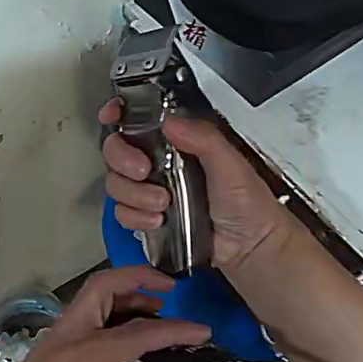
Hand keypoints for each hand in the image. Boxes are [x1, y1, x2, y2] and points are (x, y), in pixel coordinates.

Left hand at [0, 267, 210, 361]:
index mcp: (81, 356)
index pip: (138, 332)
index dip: (175, 330)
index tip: (204, 330)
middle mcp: (65, 335)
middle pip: (104, 286)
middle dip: (139, 279)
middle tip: (172, 288)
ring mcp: (53, 338)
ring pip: (92, 297)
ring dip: (125, 295)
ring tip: (158, 311)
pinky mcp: (49, 347)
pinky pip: (84, 315)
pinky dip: (110, 312)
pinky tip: (130, 332)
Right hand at [99, 100, 291, 270]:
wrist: (250, 247)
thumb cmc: (248, 203)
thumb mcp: (231, 163)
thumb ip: (203, 138)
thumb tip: (171, 122)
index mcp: (180, 140)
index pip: (141, 118)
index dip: (120, 113)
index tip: (112, 116)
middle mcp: (160, 161)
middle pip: (116, 149)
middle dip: (122, 159)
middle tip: (144, 171)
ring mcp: (152, 189)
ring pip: (117, 183)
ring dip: (135, 194)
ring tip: (162, 203)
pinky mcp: (148, 216)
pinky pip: (123, 213)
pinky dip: (136, 217)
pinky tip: (158, 220)